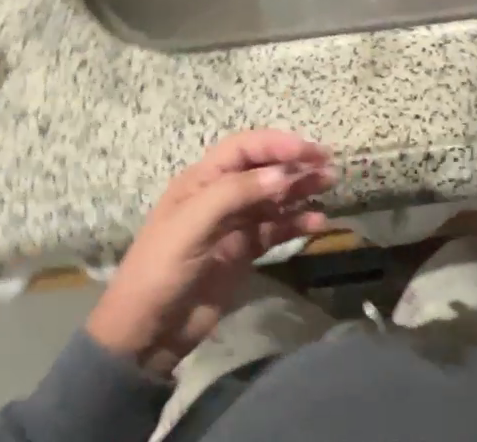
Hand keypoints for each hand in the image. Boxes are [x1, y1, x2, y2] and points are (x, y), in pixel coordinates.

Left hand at [85, 130, 334, 376]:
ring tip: (329, 186)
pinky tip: (316, 223)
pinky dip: (295, 224)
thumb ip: (235, 194)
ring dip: (299, 190)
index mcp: (200, 180)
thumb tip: (282, 172)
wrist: (147, 331)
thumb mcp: (192, 225)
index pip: (243, 149)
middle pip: (262, 171)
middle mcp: (218, 196)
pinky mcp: (242, 252)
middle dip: (293, 164)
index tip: (307, 150)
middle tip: (329, 165)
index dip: (275, 144)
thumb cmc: (161, 269)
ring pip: (272, 199)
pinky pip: (274, 230)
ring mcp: (232, 225)